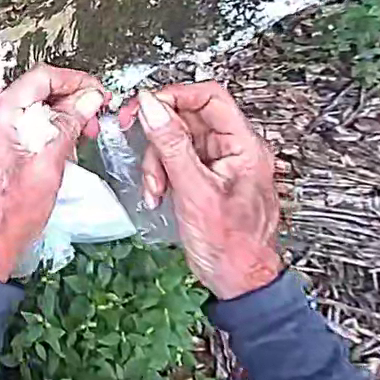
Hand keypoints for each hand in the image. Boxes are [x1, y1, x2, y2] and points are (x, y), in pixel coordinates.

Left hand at [0, 64, 107, 280]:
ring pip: (28, 108)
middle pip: (33, 90)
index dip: (76, 81)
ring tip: (81, 134)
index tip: (98, 93)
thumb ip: (68, 125)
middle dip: (69, 100)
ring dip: (57, 116)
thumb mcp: (48, 165)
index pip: (40, 78)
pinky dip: (42, 129)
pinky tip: (60, 145)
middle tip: (94, 116)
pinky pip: (18, 124)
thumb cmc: (8, 216)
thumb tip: (89, 99)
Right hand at [122, 82, 283, 299]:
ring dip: (156, 161)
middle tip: (136, 137)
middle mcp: (233, 150)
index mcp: (243, 146)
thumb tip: (152, 106)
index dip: (174, 96)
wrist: (239, 283)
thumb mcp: (196, 191)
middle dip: (158, 136)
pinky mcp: (204, 179)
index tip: (145, 106)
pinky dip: (161, 175)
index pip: (209, 97)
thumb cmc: (232, 246)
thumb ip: (172, 146)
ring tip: (154, 187)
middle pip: (187, 118)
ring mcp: (218, 165)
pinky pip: (176, 162)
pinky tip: (158, 193)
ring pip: (176, 141)